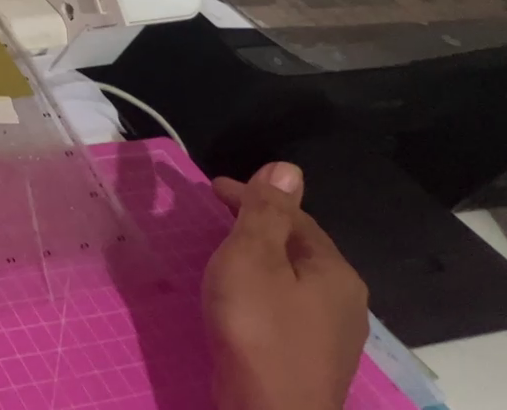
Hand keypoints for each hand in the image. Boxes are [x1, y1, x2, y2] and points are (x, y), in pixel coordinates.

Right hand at [203, 162, 368, 409]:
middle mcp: (344, 298)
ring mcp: (331, 330)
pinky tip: (240, 293)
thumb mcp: (251, 257)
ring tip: (222, 247)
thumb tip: (287, 169)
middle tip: (213, 212)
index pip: (294, 217)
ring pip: (294, 276)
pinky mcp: (311, 353)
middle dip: (259, 225)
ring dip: (260, 255)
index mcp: (333, 271)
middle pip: (299, 247)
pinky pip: (287, 301)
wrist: (270, 406)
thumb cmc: (257, 323)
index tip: (210, 186)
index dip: (253, 196)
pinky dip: (261, 283)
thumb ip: (265, 214)